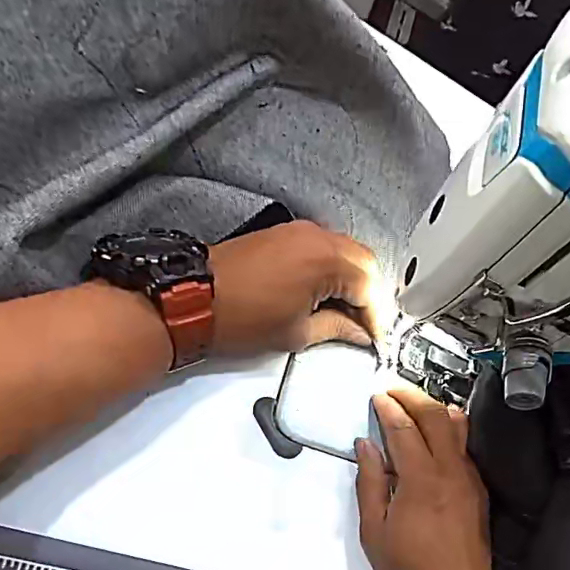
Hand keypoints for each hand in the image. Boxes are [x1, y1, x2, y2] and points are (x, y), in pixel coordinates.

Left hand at [208, 220, 388, 356]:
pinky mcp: (283, 234)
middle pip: (364, 263)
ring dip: (351, 280)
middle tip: (366, 326)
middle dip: (370, 295)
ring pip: (345, 252)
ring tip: (345, 313)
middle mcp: (316, 237)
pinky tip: (324, 294)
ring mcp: (298, 232)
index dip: (377, 317)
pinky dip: (331, 269)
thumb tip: (358, 333)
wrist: (193, 299)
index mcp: (326, 260)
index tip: (376, 336)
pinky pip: (322, 247)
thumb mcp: (295, 333)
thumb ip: (337, 329)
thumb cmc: (237, 316)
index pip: (371, 287)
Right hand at [354, 387, 500, 569]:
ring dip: (434, 408)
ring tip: (413, 403)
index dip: (388, 407)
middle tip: (392, 390)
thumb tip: (366, 446)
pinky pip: (464, 448)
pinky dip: (448, 430)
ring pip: (458, 428)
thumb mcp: (374, 531)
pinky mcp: (478, 491)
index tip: (376, 396)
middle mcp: (451, 472)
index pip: (404, 428)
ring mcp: (469, 480)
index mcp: (422, 480)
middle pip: (436, 416)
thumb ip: (370, 482)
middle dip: (412, 396)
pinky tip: (434, 434)